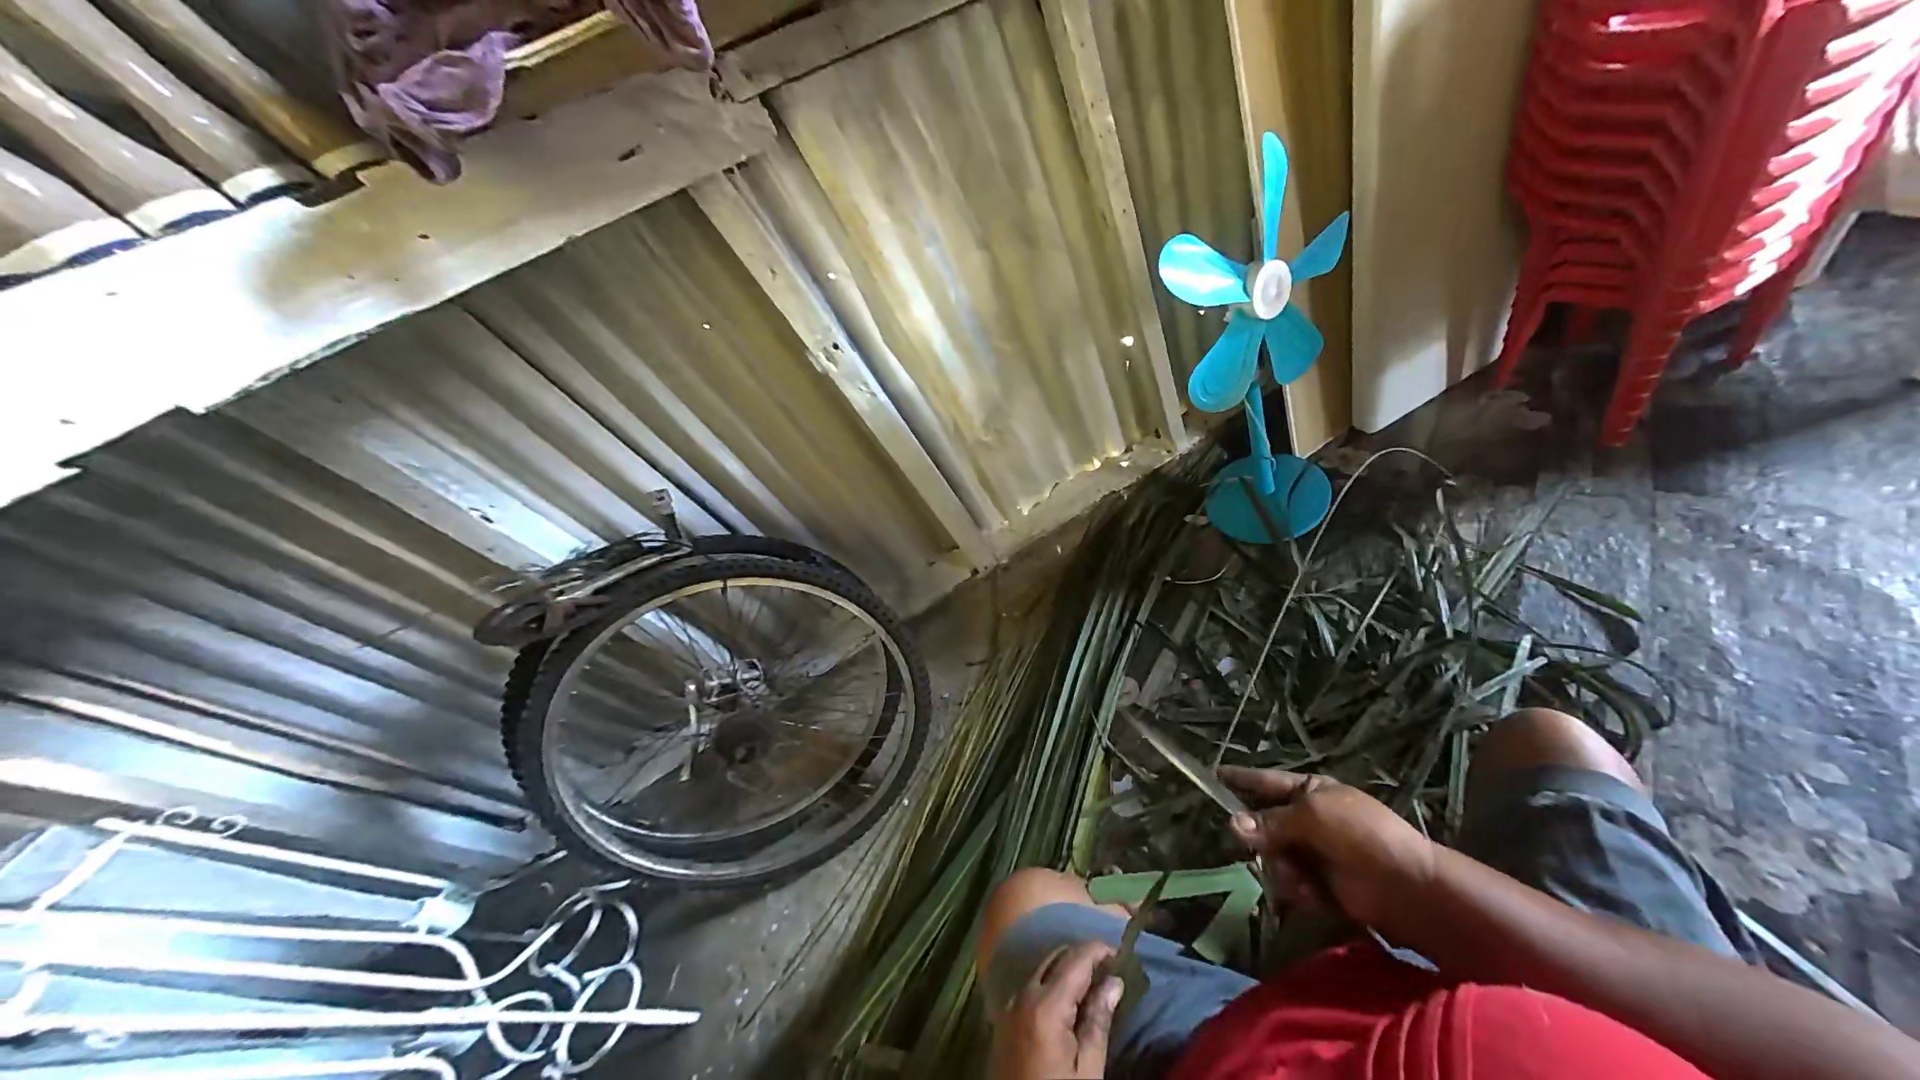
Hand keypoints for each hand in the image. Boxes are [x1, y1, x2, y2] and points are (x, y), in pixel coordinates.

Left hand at [990, 940, 1122, 1079]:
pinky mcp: (1005, 1020)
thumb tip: (1114, 982)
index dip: (1098, 950)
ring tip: (1094, 983)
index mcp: (1045, 1005)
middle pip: (1055, 958)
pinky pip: (1030, 987)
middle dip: (1082, 957)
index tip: (1121, 954)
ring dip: (1066, 969)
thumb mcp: (1088, 1070)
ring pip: (1041, 970)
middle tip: (1110, 969)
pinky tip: (1068, 1000)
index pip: (1075, 959)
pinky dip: (1050, 982)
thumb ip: (1098, 1020)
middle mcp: (1023, 995)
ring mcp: (1009, 1006)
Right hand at [1219, 767, 1438, 933]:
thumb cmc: (1361, 834)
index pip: (1265, 782)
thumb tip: (1231, 824)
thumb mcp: (1312, 815)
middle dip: (1260, 838)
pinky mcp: (1318, 885)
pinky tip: (1312, 894)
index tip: (1212, 774)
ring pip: (1271, 857)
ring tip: (1301, 879)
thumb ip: (1270, 820)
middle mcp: (1307, 820)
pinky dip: (1297, 890)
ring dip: (1282, 869)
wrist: (1408, 887)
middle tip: (1260, 847)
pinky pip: (1288, 883)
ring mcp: (1313, 853)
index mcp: (1309, 791)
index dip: (1239, 779)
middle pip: (1262, 823)